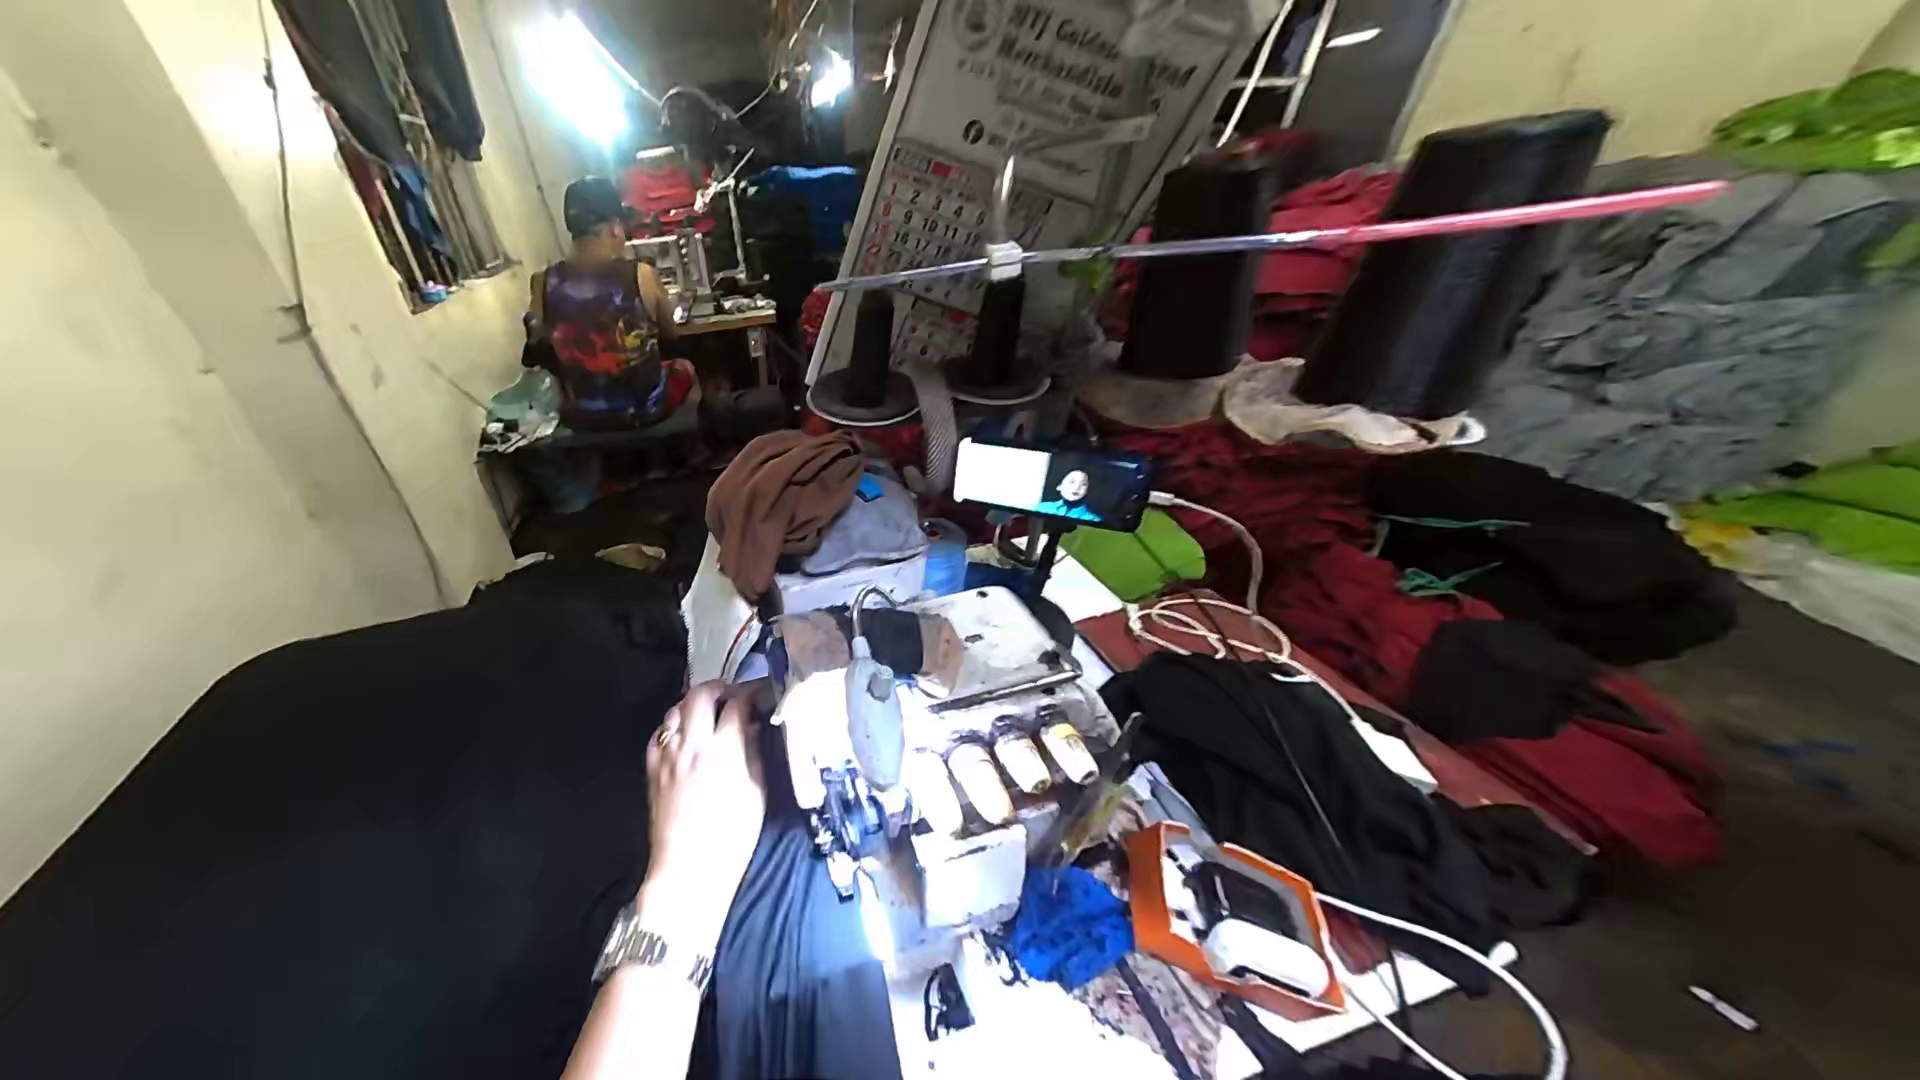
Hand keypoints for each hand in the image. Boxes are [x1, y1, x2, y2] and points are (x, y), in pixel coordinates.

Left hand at [639, 682, 765, 950]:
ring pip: (675, 710)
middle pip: (701, 695)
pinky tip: (684, 734)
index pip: (737, 703)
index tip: (760, 696)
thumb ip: (753, 751)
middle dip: (719, 688)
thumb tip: (753, 727)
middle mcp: (693, 744)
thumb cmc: (734, 834)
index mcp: (724, 748)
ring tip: (708, 712)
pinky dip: (673, 726)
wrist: (689, 870)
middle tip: (733, 695)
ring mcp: (668, 756)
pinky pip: (659, 734)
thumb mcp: (758, 790)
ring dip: (694, 704)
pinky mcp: (652, 770)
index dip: (751, 694)